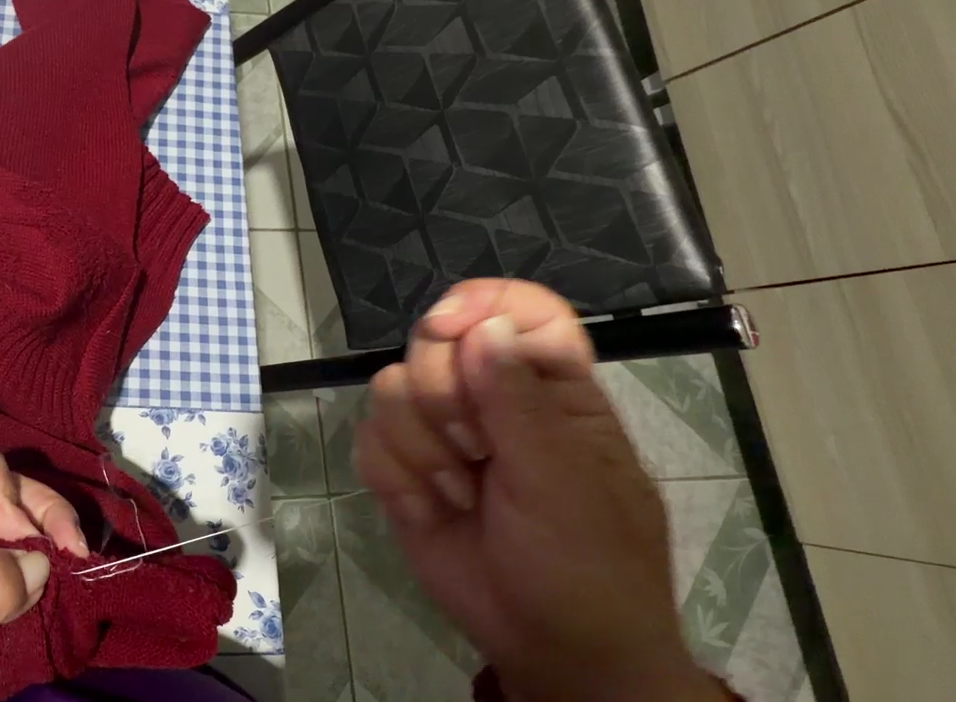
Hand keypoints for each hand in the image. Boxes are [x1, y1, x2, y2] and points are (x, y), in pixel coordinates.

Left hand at [0, 450, 88, 701]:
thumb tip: (43, 562)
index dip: (14, 500)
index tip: (32, 548)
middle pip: (6, 495)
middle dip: (44, 519)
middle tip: (75, 559)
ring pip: (12, 534)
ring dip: (43, 551)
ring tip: (69, 580)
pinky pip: (7, 573)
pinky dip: (34, 581)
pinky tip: (50, 598)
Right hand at [353, 280, 720, 701]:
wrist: (551, 651)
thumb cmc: (586, 567)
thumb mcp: (566, 485)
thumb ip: (520, 403)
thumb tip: (484, 326)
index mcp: (550, 388)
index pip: (520, 309)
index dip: (478, 304)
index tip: (446, 329)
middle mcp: (490, 395)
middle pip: (433, 341)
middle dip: (440, 396)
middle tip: (474, 448)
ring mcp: (440, 430)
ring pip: (390, 388)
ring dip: (419, 448)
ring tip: (460, 493)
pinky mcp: (402, 465)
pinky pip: (368, 437)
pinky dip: (394, 476)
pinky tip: (431, 509)